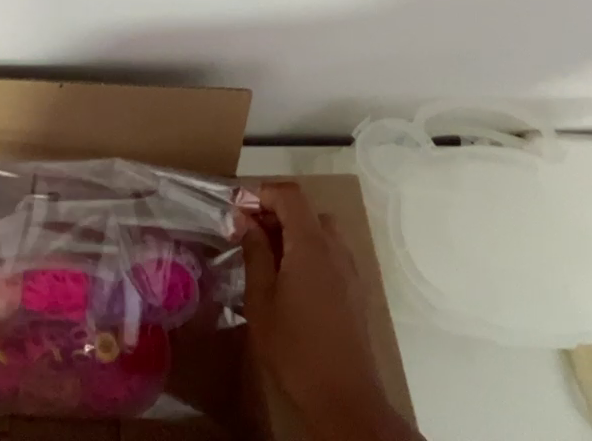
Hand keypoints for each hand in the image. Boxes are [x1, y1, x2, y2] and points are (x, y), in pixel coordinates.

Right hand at [238, 182, 422, 440]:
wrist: (344, 399)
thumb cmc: (294, 348)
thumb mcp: (260, 299)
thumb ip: (255, 253)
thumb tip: (246, 221)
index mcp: (311, 245)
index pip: (290, 196)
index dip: (261, 193)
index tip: (236, 208)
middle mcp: (336, 249)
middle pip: (307, 211)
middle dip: (275, 213)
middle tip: (246, 234)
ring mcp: (351, 271)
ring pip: (321, 232)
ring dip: (293, 233)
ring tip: (266, 257)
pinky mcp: (356, 292)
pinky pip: (331, 254)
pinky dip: (309, 252)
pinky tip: (289, 280)